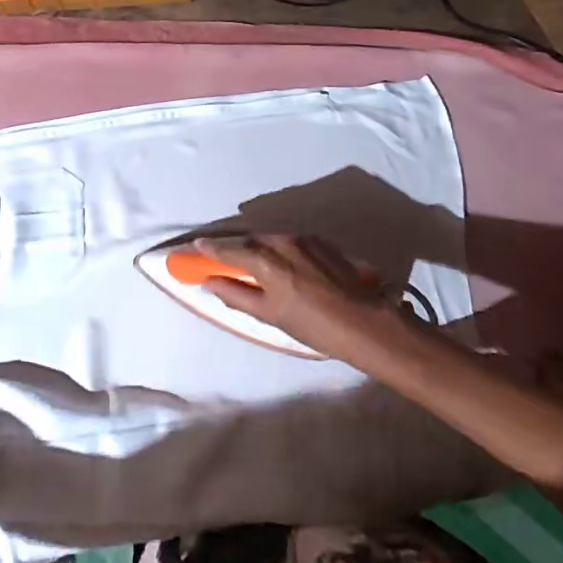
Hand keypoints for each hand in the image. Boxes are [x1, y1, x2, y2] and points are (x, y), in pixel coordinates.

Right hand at [195, 235, 412, 362]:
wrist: (369, 324)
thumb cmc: (315, 325)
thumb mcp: (270, 315)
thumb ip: (236, 295)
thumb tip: (211, 281)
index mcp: (267, 259)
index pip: (229, 249)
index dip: (210, 248)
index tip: (193, 246)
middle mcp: (283, 240)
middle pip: (249, 239)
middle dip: (232, 245)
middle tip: (218, 254)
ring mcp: (305, 238)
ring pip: (270, 237)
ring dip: (255, 244)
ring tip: (247, 258)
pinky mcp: (322, 242)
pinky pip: (289, 240)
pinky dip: (277, 247)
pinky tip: (279, 261)